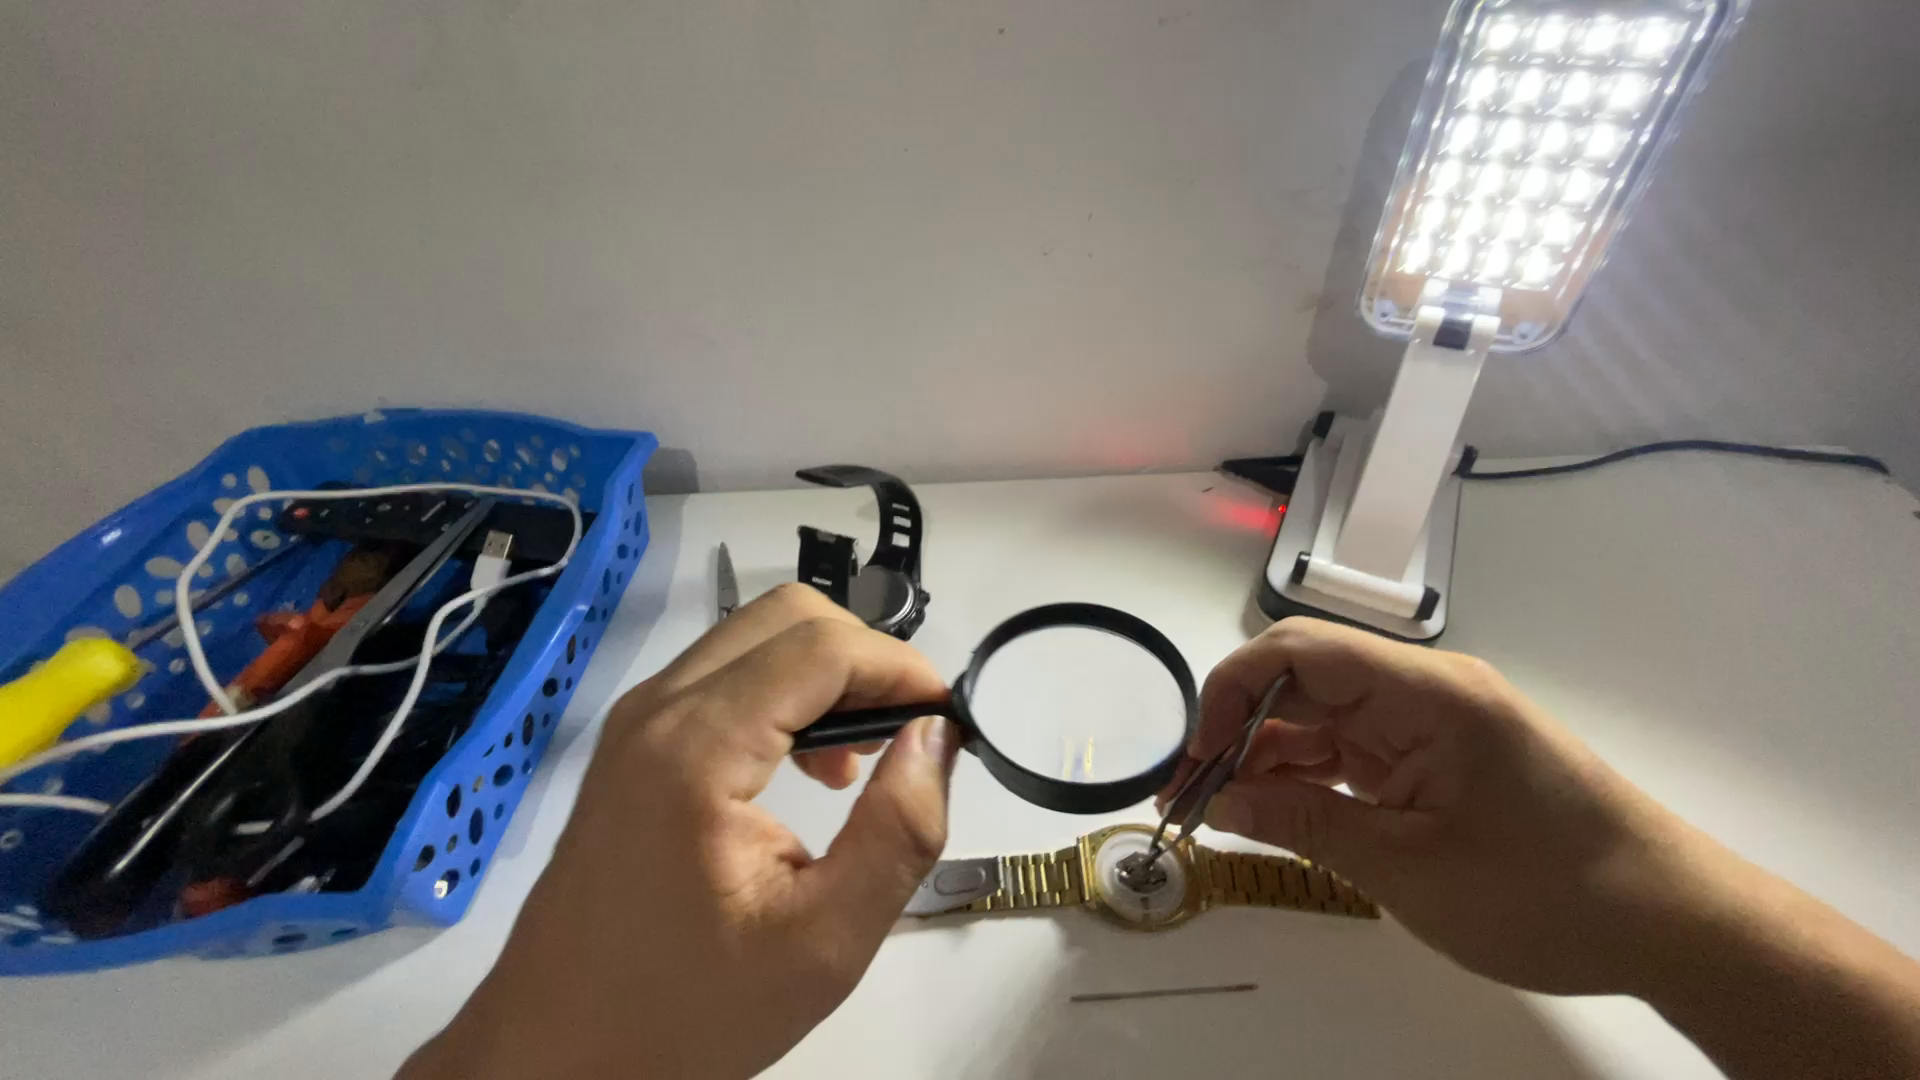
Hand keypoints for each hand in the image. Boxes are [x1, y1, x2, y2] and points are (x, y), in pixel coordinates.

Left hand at [400, 584, 957, 1079]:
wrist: (552, 1056)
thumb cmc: (686, 1012)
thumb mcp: (824, 944)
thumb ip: (898, 832)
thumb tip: (937, 735)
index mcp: (696, 748)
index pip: (821, 648)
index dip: (899, 666)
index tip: (947, 717)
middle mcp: (661, 705)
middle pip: (789, 616)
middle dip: (865, 658)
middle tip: (905, 733)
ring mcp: (642, 714)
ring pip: (760, 634)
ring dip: (830, 672)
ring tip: (862, 756)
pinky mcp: (639, 735)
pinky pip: (733, 670)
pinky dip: (791, 689)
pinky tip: (810, 766)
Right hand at [1171, 617, 1717, 996]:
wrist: (1681, 931)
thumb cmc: (1549, 895)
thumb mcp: (1408, 868)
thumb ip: (1301, 823)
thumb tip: (1216, 803)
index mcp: (1426, 693)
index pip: (1302, 652)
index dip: (1233, 689)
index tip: (1198, 752)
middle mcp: (1419, 690)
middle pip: (1301, 681)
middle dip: (1235, 728)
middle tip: (1187, 785)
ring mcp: (1423, 722)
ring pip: (1315, 718)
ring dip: (1262, 758)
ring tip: (1210, 804)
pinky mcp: (1427, 754)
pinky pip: (1344, 750)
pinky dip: (1301, 777)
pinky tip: (1263, 806)